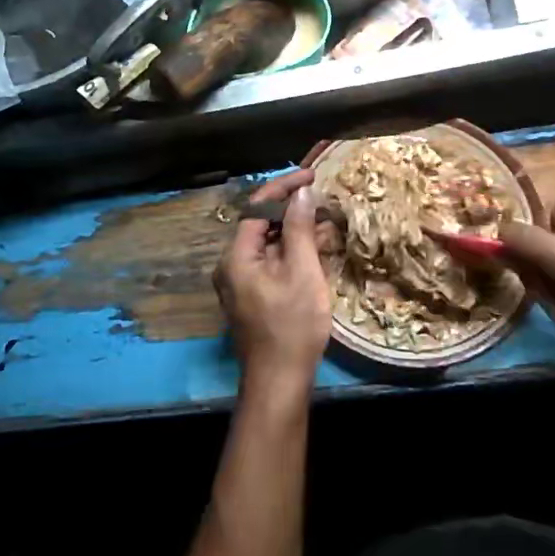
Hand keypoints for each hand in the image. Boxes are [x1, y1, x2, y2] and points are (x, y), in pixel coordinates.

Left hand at [214, 169, 330, 400]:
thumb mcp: (301, 272)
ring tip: (324, 222)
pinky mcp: (251, 297)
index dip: (284, 187)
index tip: (312, 175)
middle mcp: (230, 266)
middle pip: (259, 225)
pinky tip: (315, 250)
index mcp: (235, 257)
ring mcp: (239, 284)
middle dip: (290, 210)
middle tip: (322, 200)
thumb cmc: (292, 325)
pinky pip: (269, 264)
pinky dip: (290, 253)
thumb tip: (302, 193)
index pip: (256, 207)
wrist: (279, 380)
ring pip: (266, 245)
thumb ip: (299, 229)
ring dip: (293, 232)